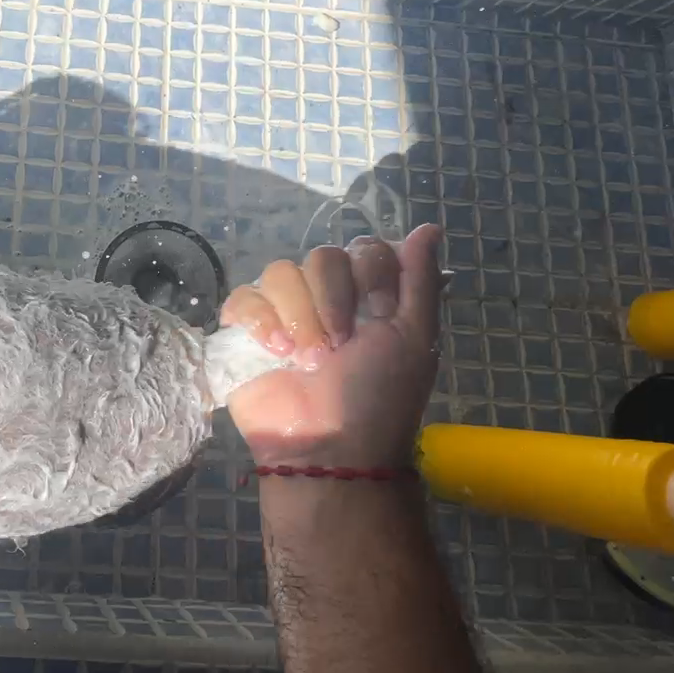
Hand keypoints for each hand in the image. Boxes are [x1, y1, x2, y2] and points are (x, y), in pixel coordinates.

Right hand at [222, 225, 443, 468]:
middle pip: (321, 257)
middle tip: (339, 346)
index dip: (370, 278)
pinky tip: (273, 351)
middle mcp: (324, 294)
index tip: (378, 316)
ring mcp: (282, 310)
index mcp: (367, 293)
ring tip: (304, 359)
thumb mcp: (414, 339)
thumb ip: (419, 281)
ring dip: (298, 317)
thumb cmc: (379, 396)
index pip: (364, 248)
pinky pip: (244, 297)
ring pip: (280, 273)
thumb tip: (429, 227)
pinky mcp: (245, 328)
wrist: (328, 446)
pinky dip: (259, 320)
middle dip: (332, 302)